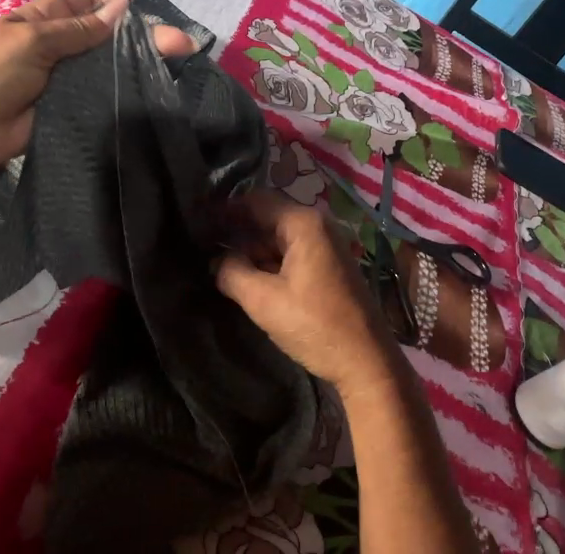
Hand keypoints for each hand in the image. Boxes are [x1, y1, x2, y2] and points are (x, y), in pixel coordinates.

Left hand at [0, 0, 195, 193]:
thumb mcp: (31, 41)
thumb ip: (77, 28)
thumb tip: (122, 7)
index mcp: (46, 16)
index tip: (136, 12)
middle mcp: (62, 42)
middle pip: (108, 30)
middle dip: (142, 32)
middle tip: (180, 44)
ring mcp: (69, 76)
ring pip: (111, 62)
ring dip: (141, 60)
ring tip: (178, 62)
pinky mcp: (75, 105)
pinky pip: (104, 92)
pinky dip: (127, 89)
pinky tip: (156, 87)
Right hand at [215, 187, 400, 400]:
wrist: (367, 363)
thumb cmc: (315, 326)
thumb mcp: (264, 301)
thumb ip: (232, 273)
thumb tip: (214, 261)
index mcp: (304, 223)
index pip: (256, 201)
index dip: (225, 209)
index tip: (197, 221)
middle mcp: (317, 226)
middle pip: (267, 217)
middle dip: (236, 230)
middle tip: (202, 243)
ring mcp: (325, 246)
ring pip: (278, 237)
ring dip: (251, 249)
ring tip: (217, 261)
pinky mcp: (327, 267)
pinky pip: (290, 253)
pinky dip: (268, 261)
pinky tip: (245, 275)